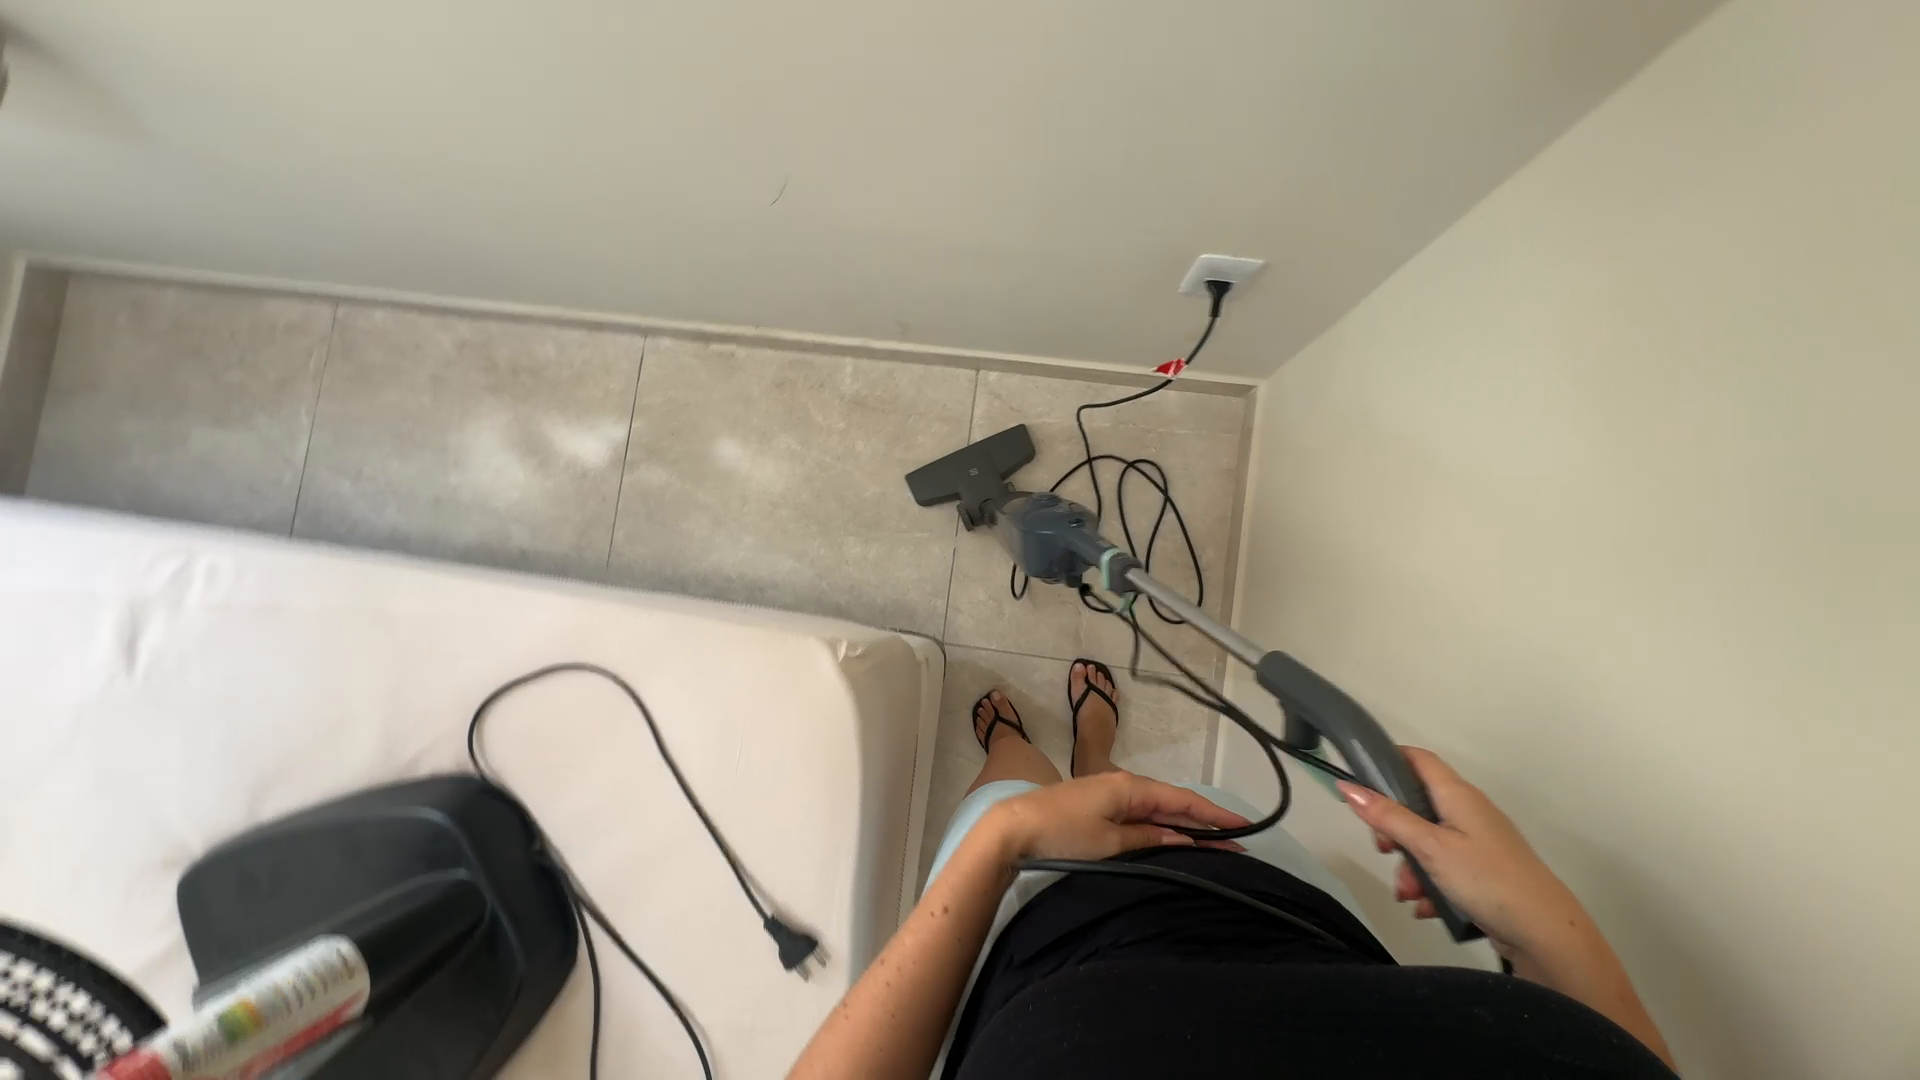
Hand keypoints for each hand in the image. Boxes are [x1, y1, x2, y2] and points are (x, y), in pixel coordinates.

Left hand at [981, 771, 1249, 864]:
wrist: (1013, 827)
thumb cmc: (1063, 832)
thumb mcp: (1110, 842)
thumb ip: (1148, 838)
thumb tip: (1181, 838)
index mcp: (1130, 788)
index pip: (1181, 800)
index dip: (1214, 814)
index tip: (1246, 826)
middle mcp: (1123, 785)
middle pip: (1172, 803)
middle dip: (1204, 822)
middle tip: (1238, 844)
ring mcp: (1109, 795)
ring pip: (1156, 809)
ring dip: (1183, 825)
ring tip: (1214, 845)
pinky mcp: (1097, 807)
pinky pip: (1139, 814)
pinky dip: (1160, 825)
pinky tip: (1171, 839)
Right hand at [1338, 748, 1588, 958]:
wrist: (1548, 936)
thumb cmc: (1487, 879)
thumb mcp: (1429, 846)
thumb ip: (1388, 817)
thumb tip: (1348, 786)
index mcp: (1457, 795)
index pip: (1417, 758)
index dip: (1386, 759)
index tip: (1359, 779)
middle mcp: (1468, 812)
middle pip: (1415, 804)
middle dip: (1392, 828)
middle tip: (1383, 849)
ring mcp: (1477, 843)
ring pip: (1426, 841)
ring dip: (1409, 865)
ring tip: (1407, 892)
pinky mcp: (1483, 872)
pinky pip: (1443, 868)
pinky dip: (1429, 884)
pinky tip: (1424, 906)